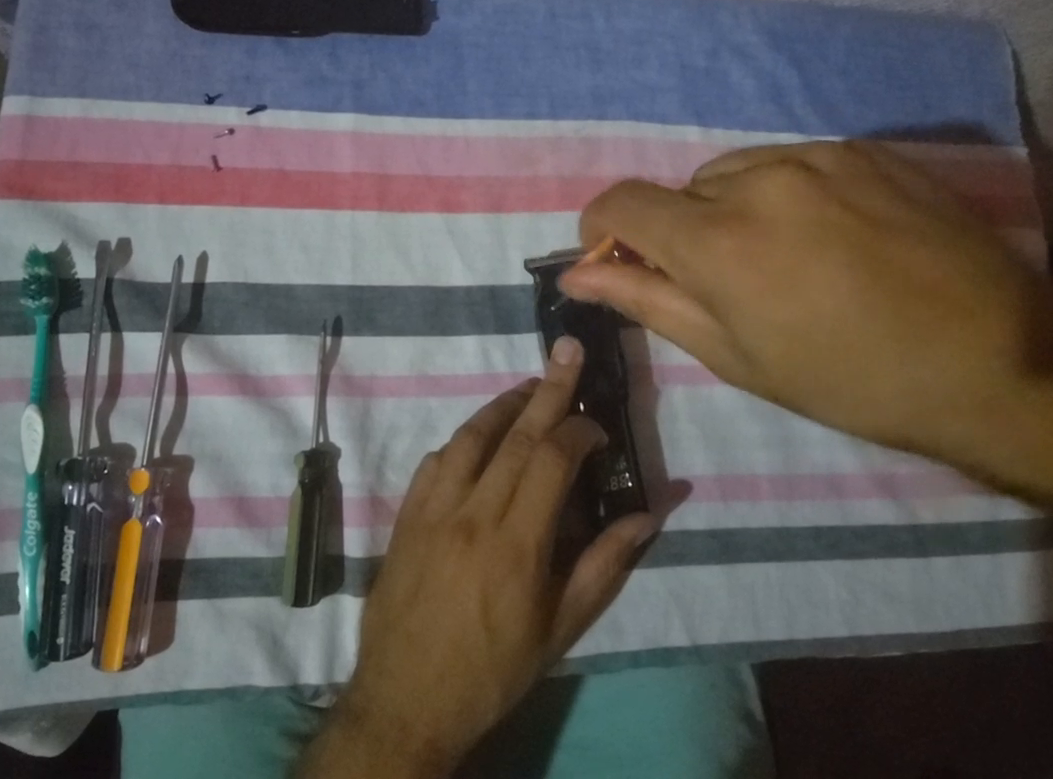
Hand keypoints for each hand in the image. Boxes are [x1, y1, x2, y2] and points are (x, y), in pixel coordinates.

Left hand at [300, 339, 658, 778]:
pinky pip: (434, 463)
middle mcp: (473, 514)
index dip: (579, 429)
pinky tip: (477, 438)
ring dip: (502, 406)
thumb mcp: (561, 628)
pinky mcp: (405, 519)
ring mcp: (432, 512)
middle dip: (547, 389)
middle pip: (514, 435)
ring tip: (529, 387)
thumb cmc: (494, 670)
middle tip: (567, 350)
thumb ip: (605, 564)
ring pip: (469, 439)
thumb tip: (647, 514)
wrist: (406, 702)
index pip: (552, 458)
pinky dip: (461, 441)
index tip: (597, 425)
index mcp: (517, 543)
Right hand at [562, 140, 1052, 525]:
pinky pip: (793, 163)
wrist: (997, 360)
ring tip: (785, 261)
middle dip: (680, 231)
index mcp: (718, 239)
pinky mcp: (865, 150)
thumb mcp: (736, 355)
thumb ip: (649, 301)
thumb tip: (578, 273)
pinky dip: (785, 195)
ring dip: (732, 210)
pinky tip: (831, 239)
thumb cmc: (851, 380)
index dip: (601, 228)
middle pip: (682, 190)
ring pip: (737, 173)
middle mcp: (758, 179)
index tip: (614, 257)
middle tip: (723, 285)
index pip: (622, 203)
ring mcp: (817, 156)